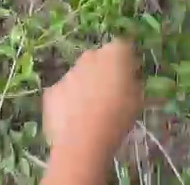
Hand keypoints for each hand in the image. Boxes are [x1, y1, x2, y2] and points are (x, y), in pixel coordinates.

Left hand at [42, 39, 142, 184]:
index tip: (128, 77)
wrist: (83, 142)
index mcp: (115, 53)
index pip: (123, 48)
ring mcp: (69, 72)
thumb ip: (133, 83)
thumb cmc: (117, 117)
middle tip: (108, 95)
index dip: (126, 62)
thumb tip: (129, 79)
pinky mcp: (52, 90)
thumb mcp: (137, 99)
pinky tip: (73, 120)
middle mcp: (91, 55)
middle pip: (99, 59)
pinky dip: (68, 102)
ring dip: (85, 87)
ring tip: (89, 112)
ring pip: (80, 75)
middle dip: (103, 72)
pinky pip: (63, 92)